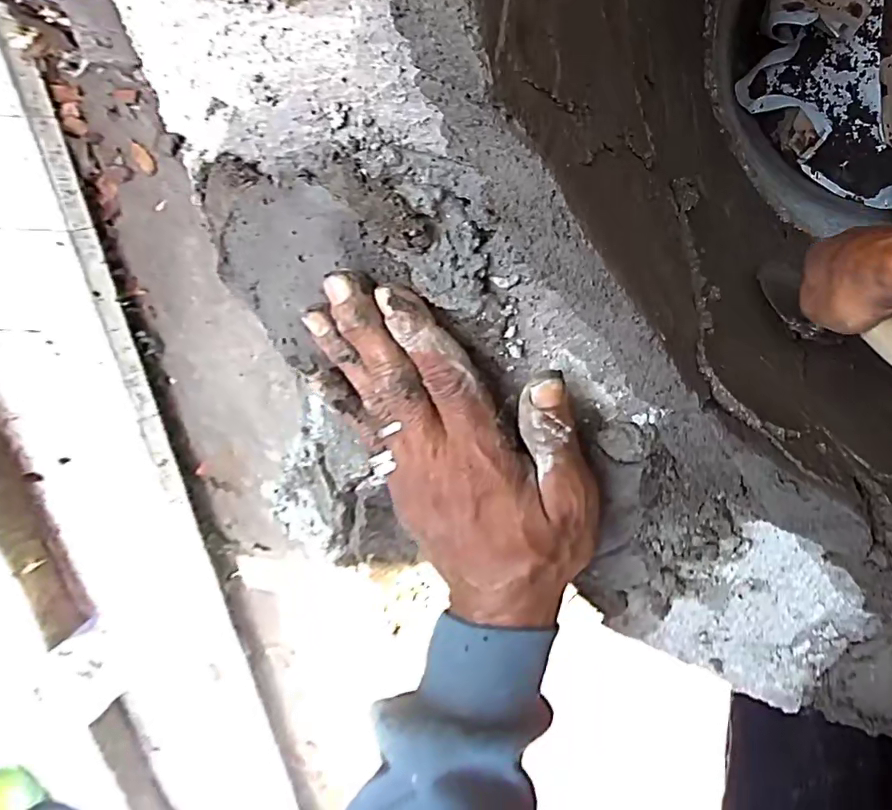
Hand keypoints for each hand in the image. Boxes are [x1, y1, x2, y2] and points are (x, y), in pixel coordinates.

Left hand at [303, 273, 599, 627]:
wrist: (500, 603)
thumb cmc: (544, 545)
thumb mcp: (572, 497)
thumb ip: (556, 440)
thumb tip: (545, 383)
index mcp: (477, 455)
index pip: (445, 384)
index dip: (420, 338)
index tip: (395, 300)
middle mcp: (434, 458)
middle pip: (395, 386)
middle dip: (367, 333)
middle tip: (339, 288)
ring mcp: (411, 471)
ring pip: (372, 405)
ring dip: (345, 357)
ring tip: (319, 317)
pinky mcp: (403, 483)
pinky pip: (367, 433)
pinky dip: (342, 400)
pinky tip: (324, 377)